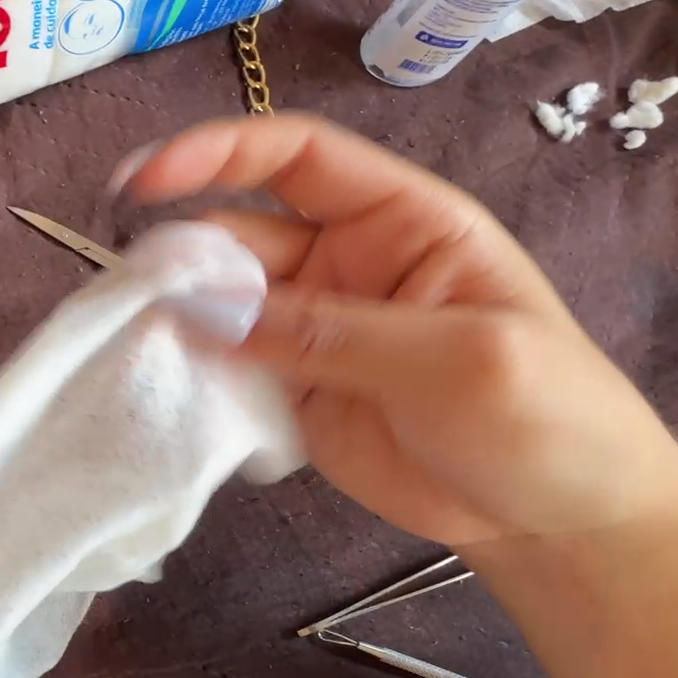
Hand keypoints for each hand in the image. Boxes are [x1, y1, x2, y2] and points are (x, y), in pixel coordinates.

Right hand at [119, 113, 677, 545]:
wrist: (543, 523)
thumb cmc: (546, 423)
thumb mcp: (458, 360)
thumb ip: (327, 331)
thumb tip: (204, 311)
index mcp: (398, 224)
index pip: (296, 159)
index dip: (216, 153)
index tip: (143, 182)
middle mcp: (336, 262)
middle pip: (233, 233)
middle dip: (178, 254)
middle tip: (131, 295)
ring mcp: (299, 325)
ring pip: (210, 298)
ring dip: (170, 312)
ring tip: (134, 340)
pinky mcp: (274, 380)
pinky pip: (211, 358)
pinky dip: (180, 363)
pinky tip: (158, 378)